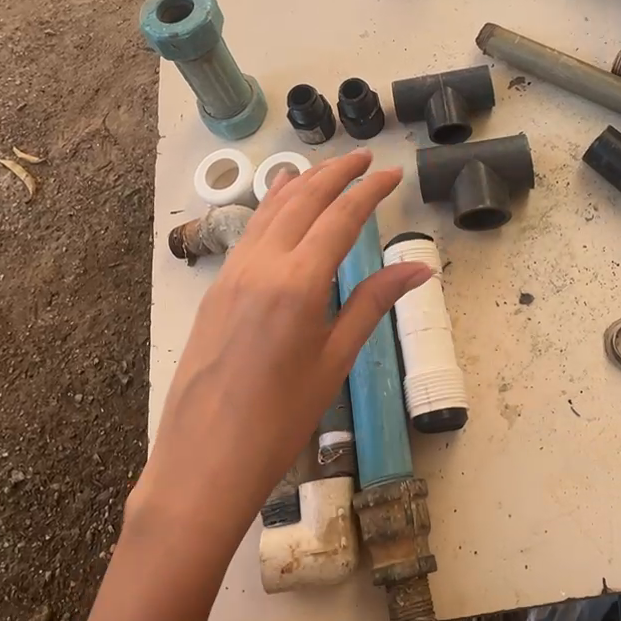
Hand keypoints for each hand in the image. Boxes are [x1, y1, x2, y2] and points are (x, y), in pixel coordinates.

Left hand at [133, 147, 431, 525]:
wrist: (203, 461)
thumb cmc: (280, 420)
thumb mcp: (334, 361)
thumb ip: (372, 304)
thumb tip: (417, 269)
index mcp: (299, 282)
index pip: (341, 217)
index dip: (370, 190)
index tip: (393, 174)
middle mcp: (262, 265)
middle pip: (303, 200)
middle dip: (336, 173)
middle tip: (365, 159)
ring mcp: (233, 273)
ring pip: (270, 209)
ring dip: (302, 183)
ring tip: (327, 168)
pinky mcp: (216, 287)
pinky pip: (249, 230)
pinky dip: (271, 206)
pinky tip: (280, 202)